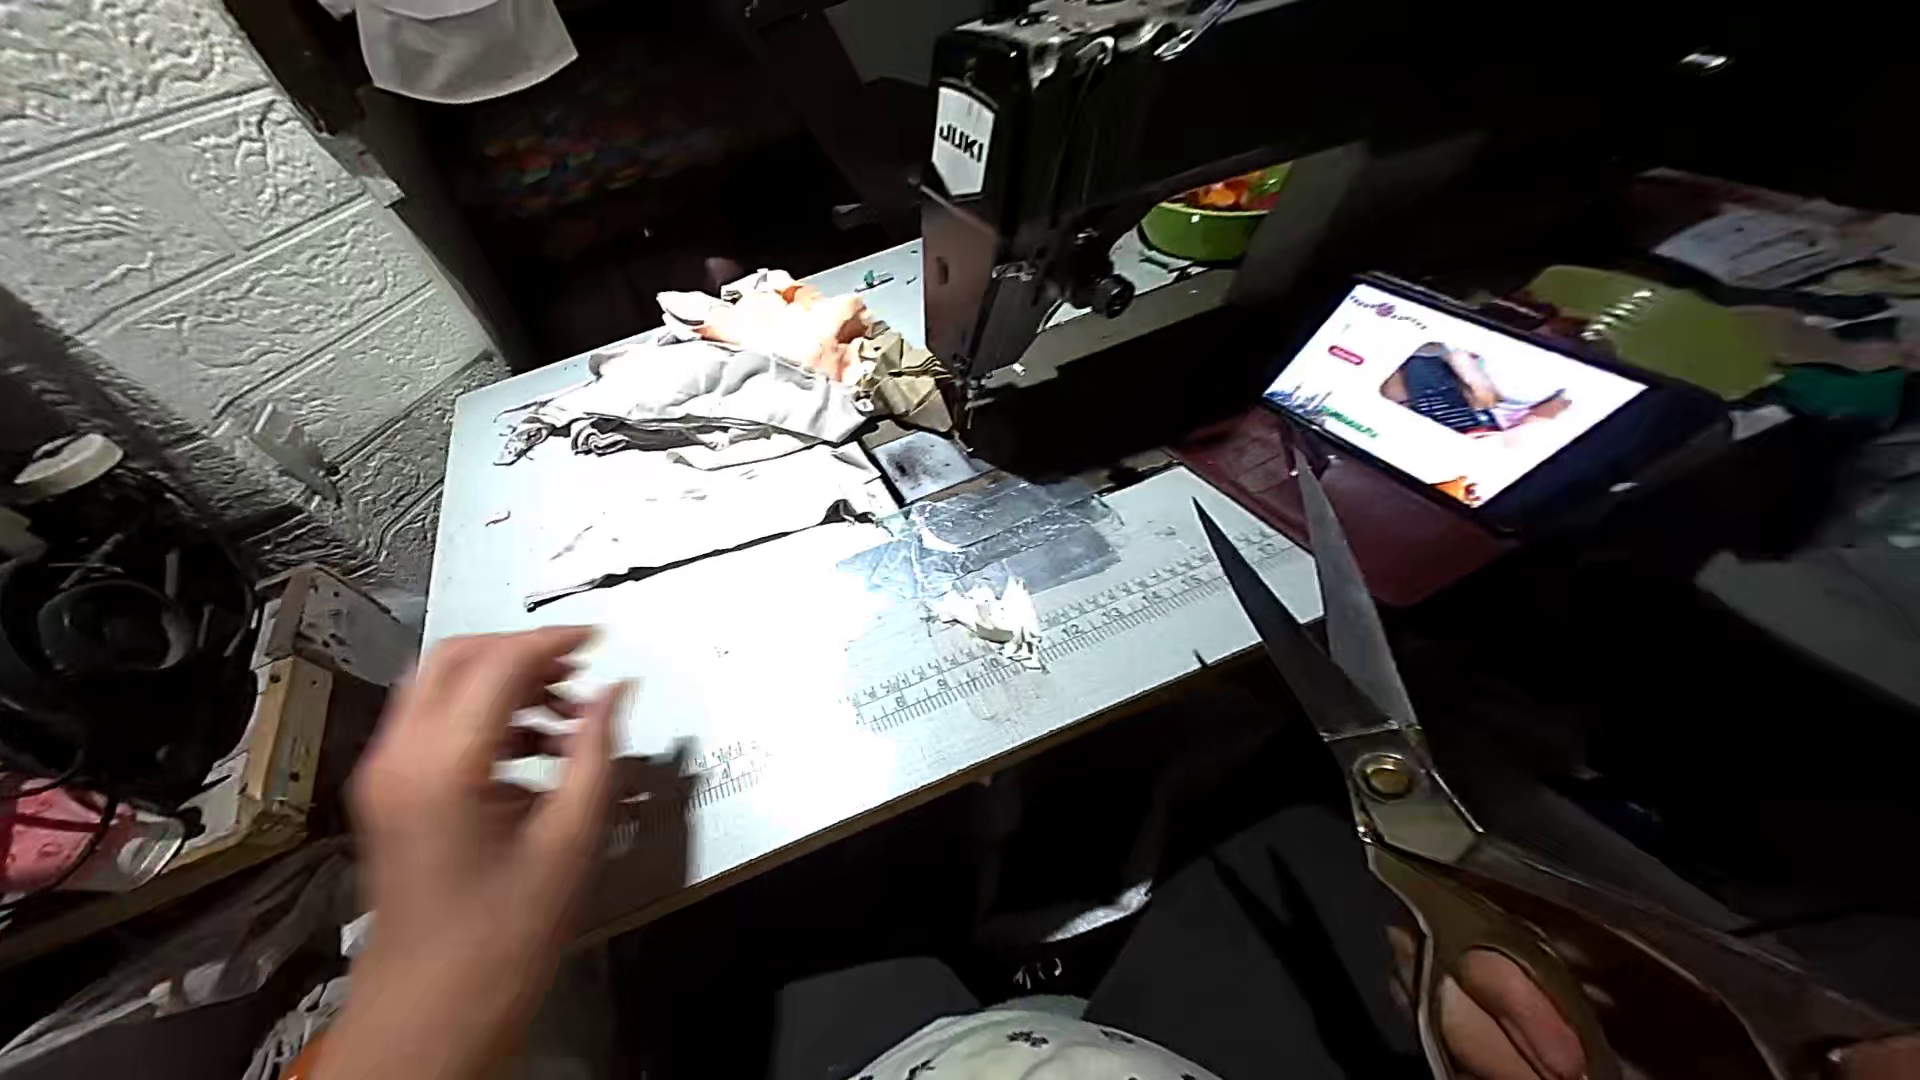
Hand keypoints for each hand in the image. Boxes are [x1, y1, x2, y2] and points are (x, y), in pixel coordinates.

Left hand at [318, 628, 625, 1079]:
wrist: (431, 1009)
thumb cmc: (509, 928)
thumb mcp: (574, 833)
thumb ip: (597, 748)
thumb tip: (615, 690)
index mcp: (445, 766)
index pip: (500, 665)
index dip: (555, 640)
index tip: (601, 639)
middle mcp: (400, 757)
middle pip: (456, 657)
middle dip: (525, 648)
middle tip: (582, 663)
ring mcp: (387, 774)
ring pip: (442, 682)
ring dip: (508, 679)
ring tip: (568, 707)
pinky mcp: (393, 791)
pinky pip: (438, 719)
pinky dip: (490, 710)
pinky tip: (539, 742)